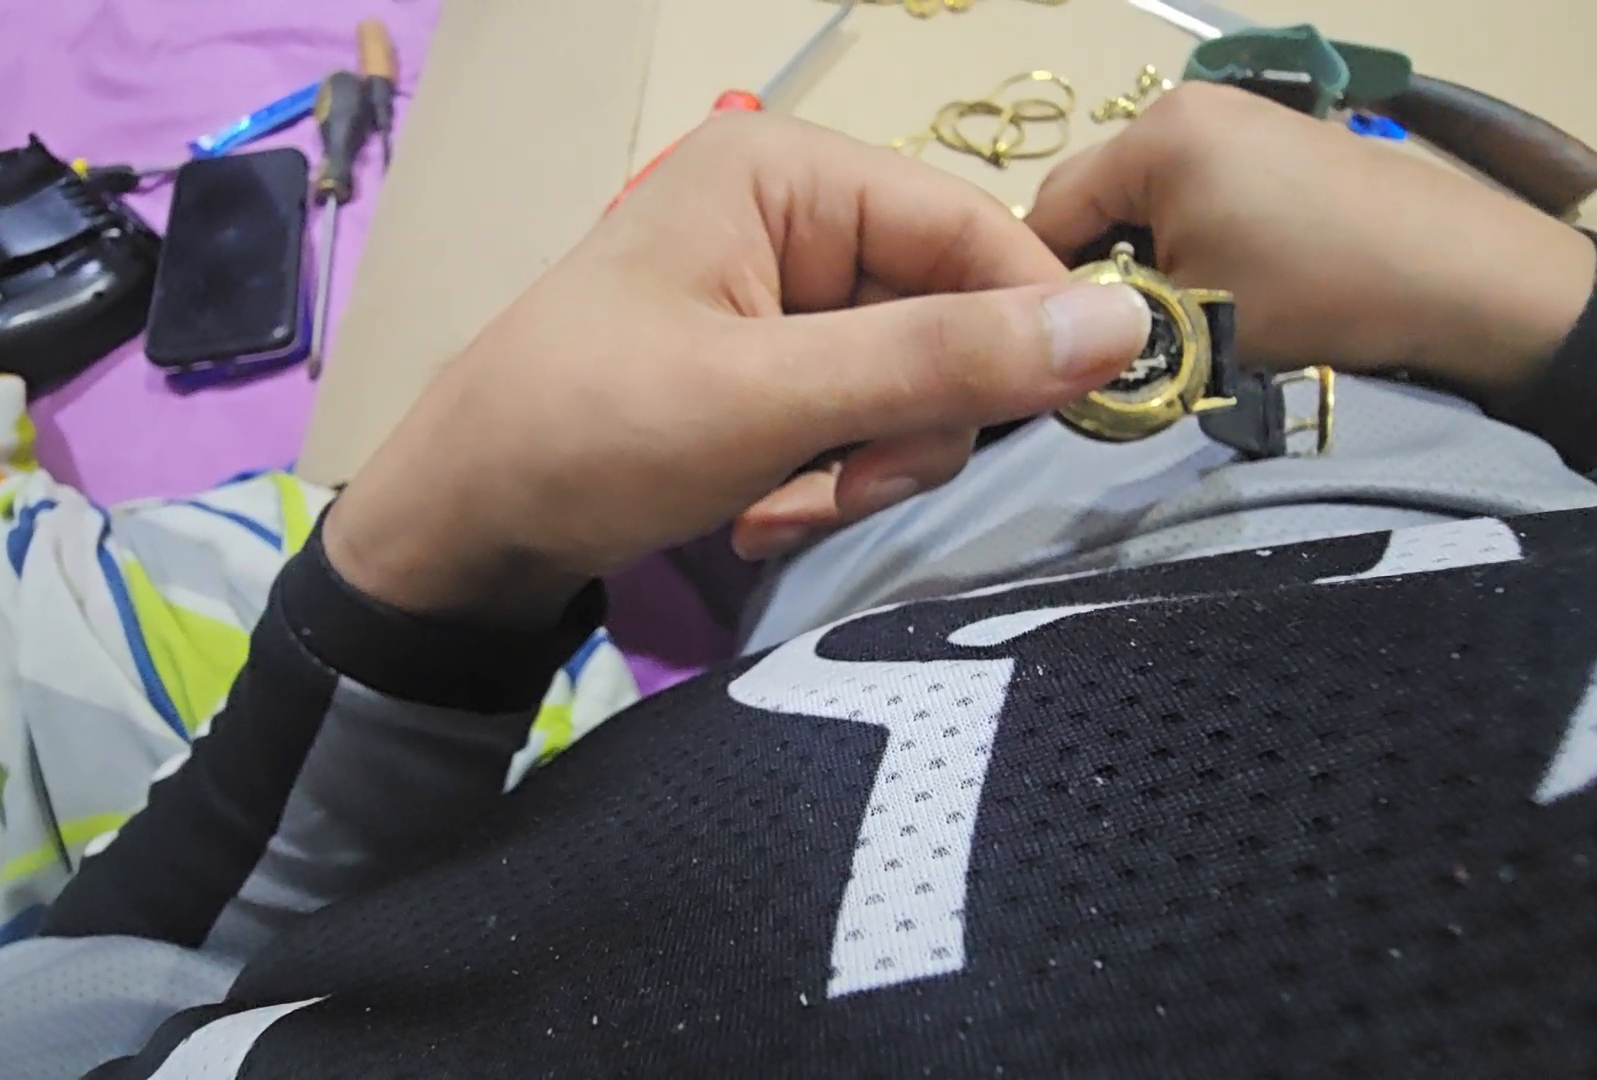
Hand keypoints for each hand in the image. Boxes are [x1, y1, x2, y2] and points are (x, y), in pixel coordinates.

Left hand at [324, 114, 1149, 624]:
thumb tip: (1121, 327)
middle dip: (906, 428)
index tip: (1055, 418)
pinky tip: (759, 514)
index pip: (969, 233)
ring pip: (898, 391)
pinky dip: (822, 484)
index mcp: (788, 178)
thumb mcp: (767, 396)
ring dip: (859, 469)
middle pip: (939, 322)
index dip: (1024, 326)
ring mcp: (779, 309)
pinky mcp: (766, 378)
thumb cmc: (594, 432)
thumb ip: (938, 360)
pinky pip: (848, 427)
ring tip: (777, 509)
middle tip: (844, 490)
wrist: (475, 520)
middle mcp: (791, 227)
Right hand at [1026, 83, 1596, 401]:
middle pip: (1078, 196)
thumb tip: (1044, 322)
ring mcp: (1221, 115)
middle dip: (1073, 263)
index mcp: (1152, 140)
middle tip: (1097, 324)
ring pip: (1120, 194)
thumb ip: (1093, 310)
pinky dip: (1157, 231)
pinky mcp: (1253, 135)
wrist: (1459, 279)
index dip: (1035, 285)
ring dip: (1116, 249)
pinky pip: (1166, 185)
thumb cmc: (1306, 296)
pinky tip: (1187, 271)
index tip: (1050, 342)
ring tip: (1146, 302)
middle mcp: (1177, 108)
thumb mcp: (1177, 317)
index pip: (1043, 217)